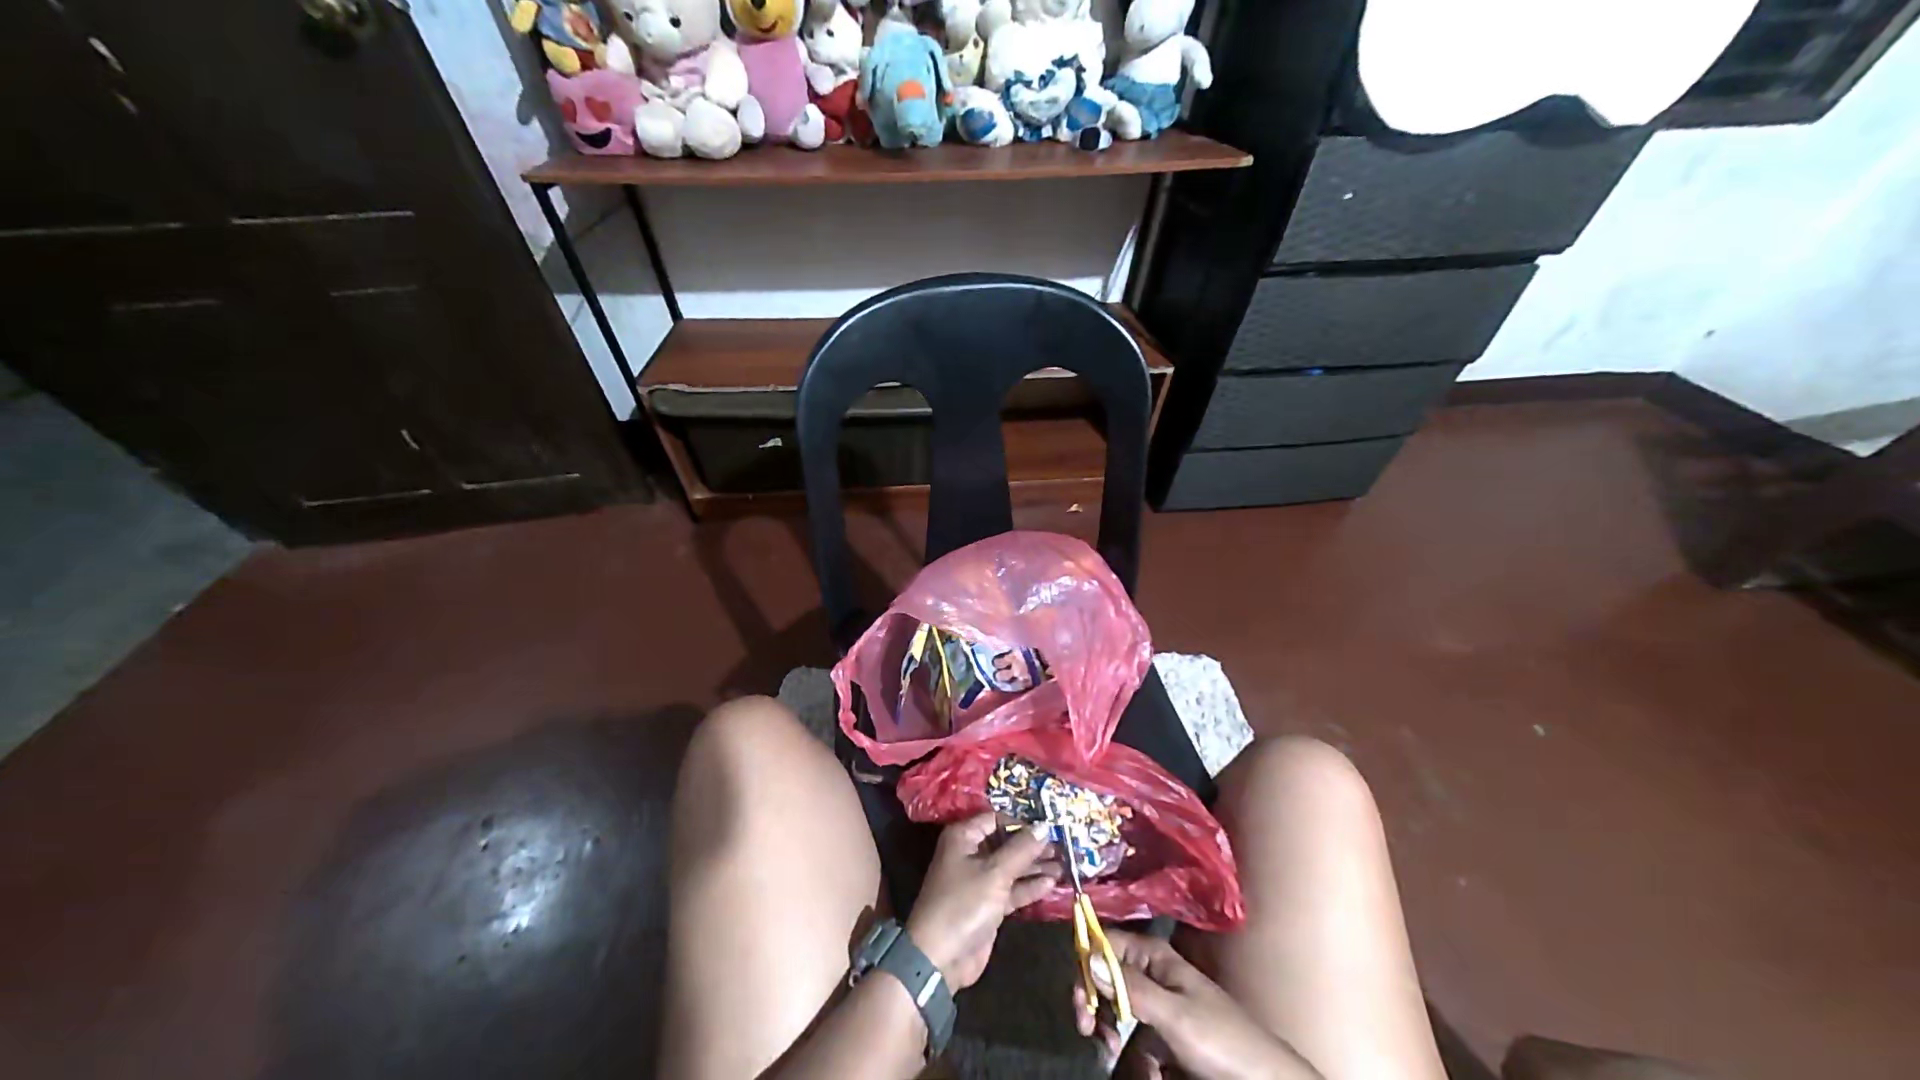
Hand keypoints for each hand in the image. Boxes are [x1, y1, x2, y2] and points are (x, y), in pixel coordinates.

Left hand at [905, 815, 1057, 989]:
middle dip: (1033, 846)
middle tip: (1064, 847)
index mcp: (963, 838)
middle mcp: (970, 854)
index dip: (1021, 823)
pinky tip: (1052, 884)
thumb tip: (1044, 826)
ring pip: (1011, 867)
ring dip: (1035, 867)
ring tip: (1065, 865)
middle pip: (1005, 843)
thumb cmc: (964, 904)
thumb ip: (1021, 849)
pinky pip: (1011, 889)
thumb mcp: (994, 873)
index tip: (1049, 828)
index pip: (996, 819)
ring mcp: (979, 881)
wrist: (940, 958)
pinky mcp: (987, 905)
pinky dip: (1029, 886)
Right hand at [1075, 930, 1320, 1079]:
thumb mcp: (1175, 1015)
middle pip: (1105, 973)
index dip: (1087, 959)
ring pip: (1114, 1006)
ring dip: (1106, 1027)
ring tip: (1108, 1047)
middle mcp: (1151, 973)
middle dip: (1092, 999)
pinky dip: (1126, 1049)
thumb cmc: (1222, 1041)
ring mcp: (1156, 1004)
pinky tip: (1140, 1067)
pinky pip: (1130, 1034)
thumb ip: (1131, 987)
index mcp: (1155, 956)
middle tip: (1087, 1027)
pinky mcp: (1161, 1034)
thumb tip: (1088, 956)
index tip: (1079, 994)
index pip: (1107, 941)